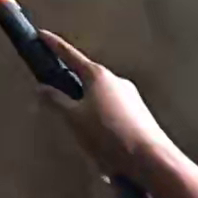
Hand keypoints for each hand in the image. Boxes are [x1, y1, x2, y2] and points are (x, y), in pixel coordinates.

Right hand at [38, 30, 180, 182]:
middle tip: (66, 115)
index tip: (41, 34)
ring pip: (101, 104)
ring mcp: (132, 99)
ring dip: (92, 121)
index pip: (69, 54)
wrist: (156, 164)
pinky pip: (115, 119)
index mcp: (97, 75)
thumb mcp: (74, 119)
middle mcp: (116, 81)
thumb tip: (41, 88)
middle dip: (74, 97)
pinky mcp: (142, 118)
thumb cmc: (110, 136)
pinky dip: (106, 132)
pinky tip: (107, 157)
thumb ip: (55, 101)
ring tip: (91, 148)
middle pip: (86, 82)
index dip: (53, 44)